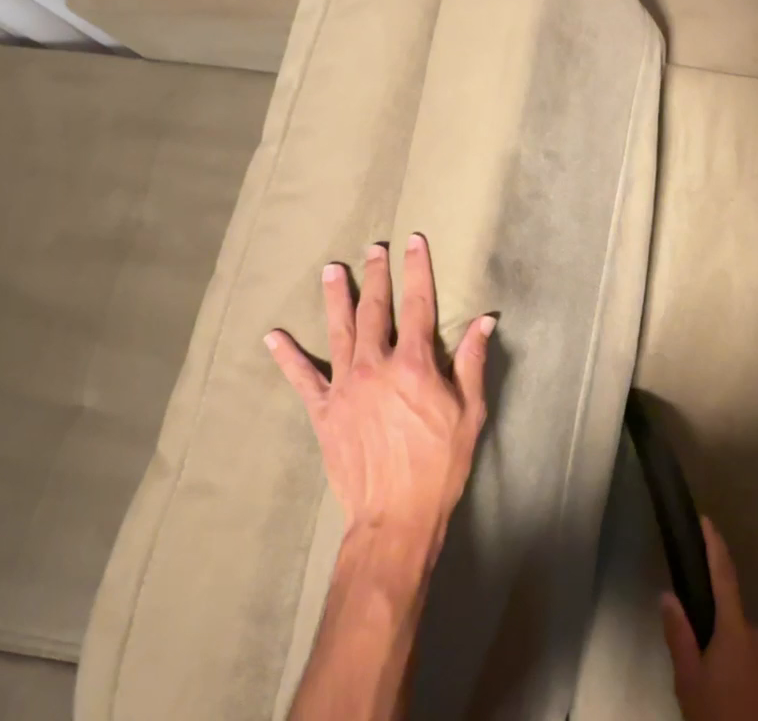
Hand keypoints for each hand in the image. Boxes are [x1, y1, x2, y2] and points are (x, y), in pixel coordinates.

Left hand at [264, 233, 493, 539]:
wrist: (394, 515)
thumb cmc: (441, 465)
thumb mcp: (470, 413)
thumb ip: (472, 363)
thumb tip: (485, 321)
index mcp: (415, 364)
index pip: (419, 305)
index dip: (417, 270)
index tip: (414, 243)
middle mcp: (376, 366)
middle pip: (376, 309)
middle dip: (376, 275)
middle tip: (374, 247)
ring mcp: (345, 387)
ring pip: (338, 331)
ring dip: (336, 297)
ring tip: (332, 270)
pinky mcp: (323, 411)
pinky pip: (302, 378)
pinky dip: (287, 356)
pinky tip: (273, 335)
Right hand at [660, 518, 757, 720]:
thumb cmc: (719, 716)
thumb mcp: (689, 681)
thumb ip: (679, 634)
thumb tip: (668, 596)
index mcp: (735, 630)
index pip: (724, 576)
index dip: (715, 546)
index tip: (707, 521)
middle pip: (731, 619)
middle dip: (715, 633)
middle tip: (698, 665)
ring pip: (745, 643)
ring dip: (730, 655)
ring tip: (715, 690)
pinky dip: (744, 671)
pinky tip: (734, 697)